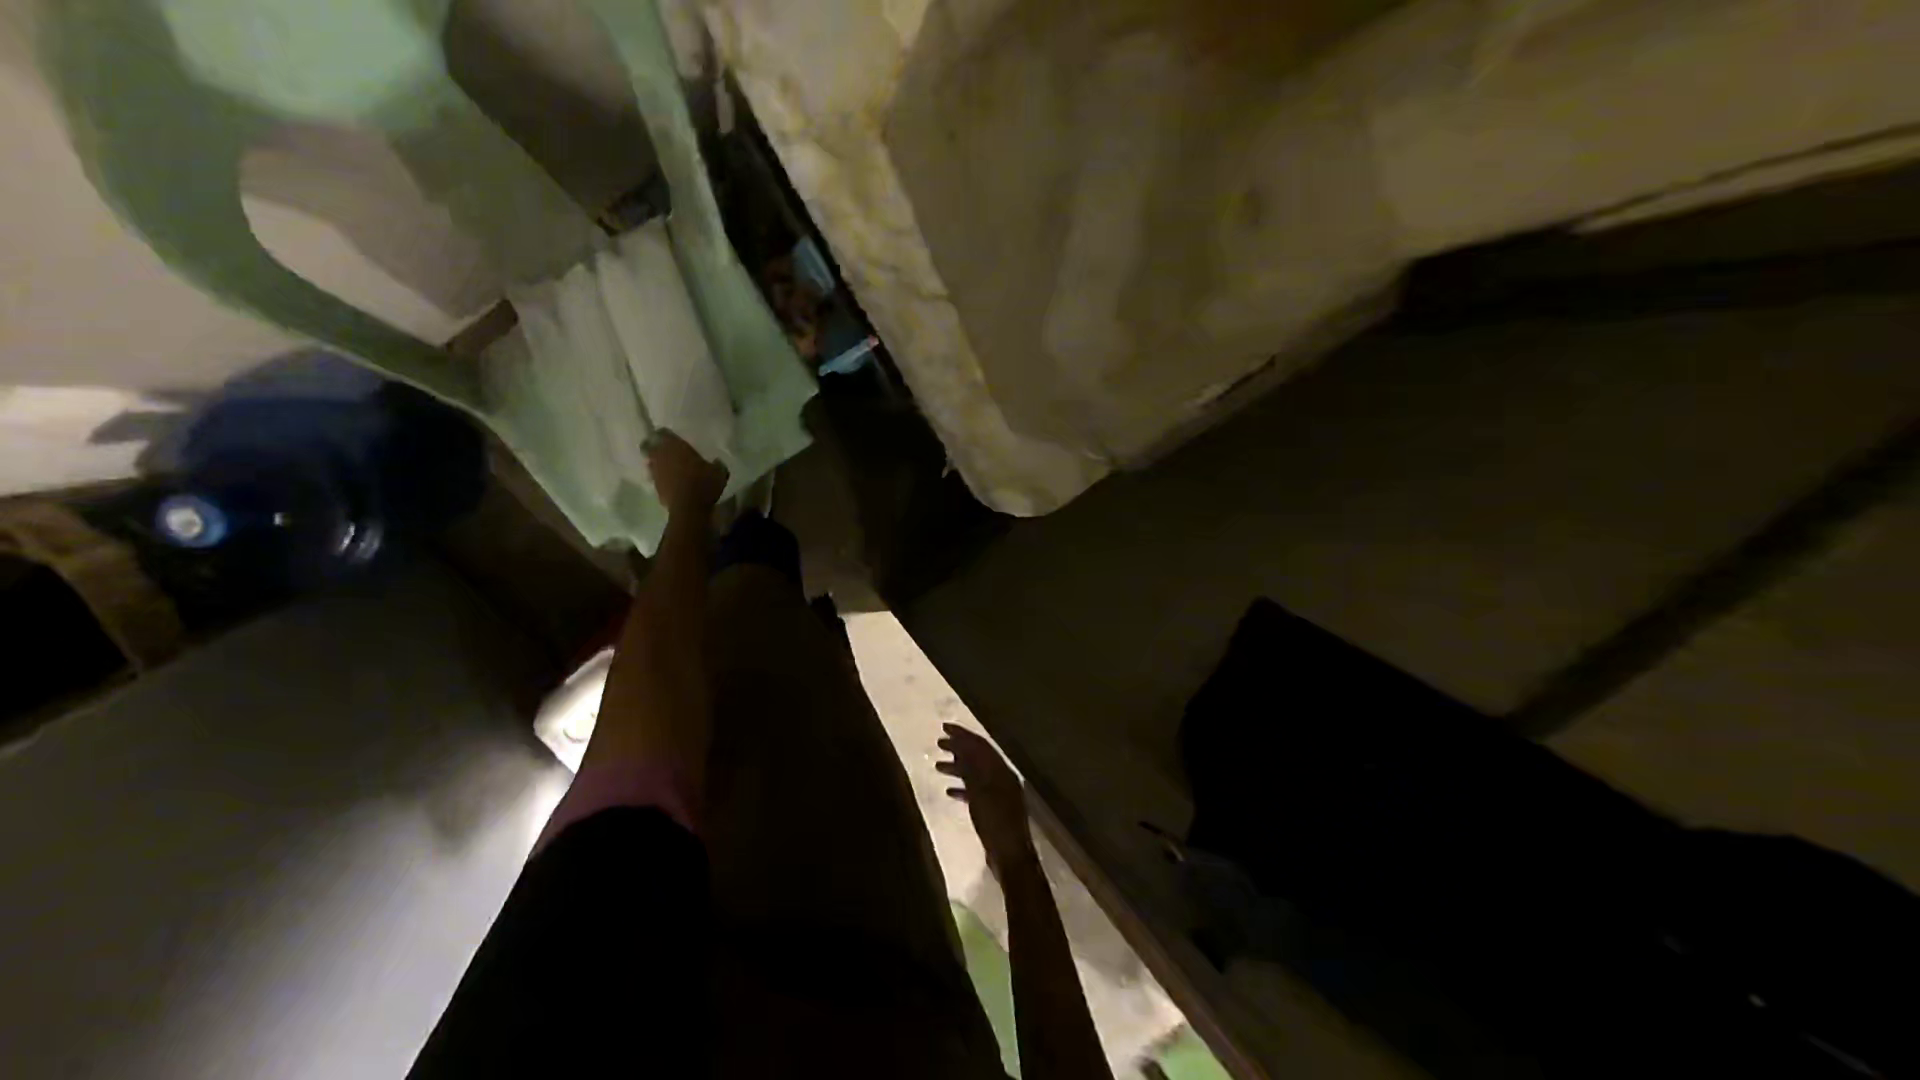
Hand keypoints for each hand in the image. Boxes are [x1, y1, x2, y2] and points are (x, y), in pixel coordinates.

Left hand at [648, 429, 726, 513]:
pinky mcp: (655, 488)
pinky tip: (671, 484)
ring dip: (657, 464)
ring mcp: (655, 473)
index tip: (672, 438)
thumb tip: (716, 462)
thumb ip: (716, 464)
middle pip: (649, 447)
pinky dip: (661, 480)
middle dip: (655, 448)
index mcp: (674, 446)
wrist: (689, 508)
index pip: (662, 433)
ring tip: (667, 468)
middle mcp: (660, 456)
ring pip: (651, 463)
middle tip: (665, 451)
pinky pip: (656, 479)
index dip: (666, 435)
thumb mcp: (718, 472)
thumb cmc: (703, 483)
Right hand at [937, 723, 1035, 874]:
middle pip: (978, 757)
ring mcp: (999, 794)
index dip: (963, 735)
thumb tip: (962, 747)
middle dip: (959, 748)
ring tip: (938, 765)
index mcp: (1002, 771)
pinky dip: (963, 788)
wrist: (1010, 856)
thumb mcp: (980, 793)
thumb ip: (972, 770)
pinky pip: (976, 791)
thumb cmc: (995, 822)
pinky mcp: (994, 809)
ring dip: (958, 767)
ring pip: (976, 774)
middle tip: (939, 743)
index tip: (944, 727)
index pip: (981, 745)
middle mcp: (1002, 778)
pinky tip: (949, 790)